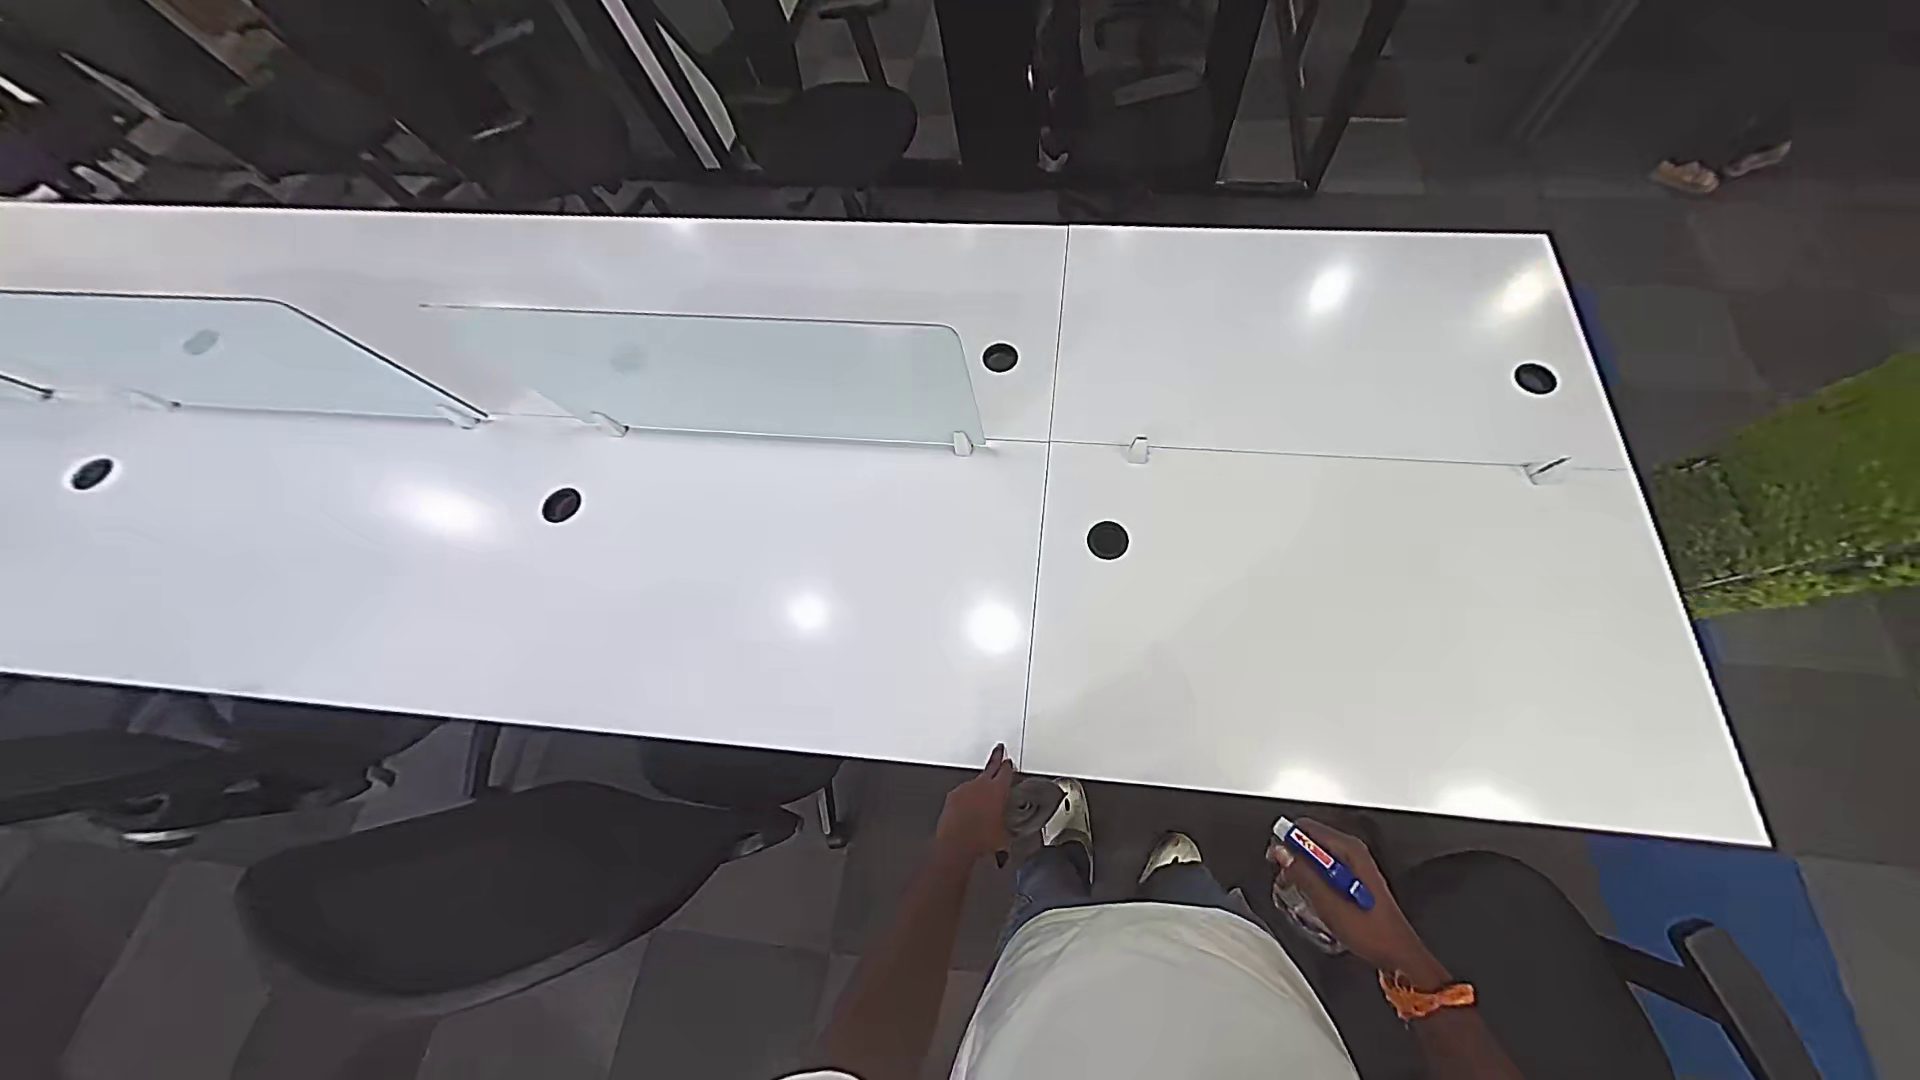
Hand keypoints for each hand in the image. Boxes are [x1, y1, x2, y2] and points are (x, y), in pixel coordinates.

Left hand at [935, 745, 1014, 862]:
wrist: (956, 844)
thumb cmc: (981, 839)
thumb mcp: (1003, 836)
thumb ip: (1007, 827)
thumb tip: (1008, 834)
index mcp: (998, 790)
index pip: (1006, 771)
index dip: (1008, 765)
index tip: (1008, 761)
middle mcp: (981, 784)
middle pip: (991, 766)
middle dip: (996, 756)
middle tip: (999, 749)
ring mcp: (966, 788)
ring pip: (975, 782)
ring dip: (979, 787)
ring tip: (981, 800)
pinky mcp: (953, 795)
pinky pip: (963, 793)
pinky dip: (966, 798)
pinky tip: (967, 809)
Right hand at [1269, 819, 1449, 989]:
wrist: (1399, 959)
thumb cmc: (1372, 932)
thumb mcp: (1328, 902)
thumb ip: (1302, 873)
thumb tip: (1281, 852)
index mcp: (1349, 850)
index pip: (1305, 828)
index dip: (1286, 841)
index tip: (1277, 860)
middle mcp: (1352, 852)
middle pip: (1308, 842)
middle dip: (1292, 859)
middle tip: (1287, 881)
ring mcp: (1354, 865)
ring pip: (1314, 857)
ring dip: (1301, 872)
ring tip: (1301, 894)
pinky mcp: (1353, 879)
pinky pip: (1323, 869)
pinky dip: (1312, 880)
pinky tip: (1315, 900)